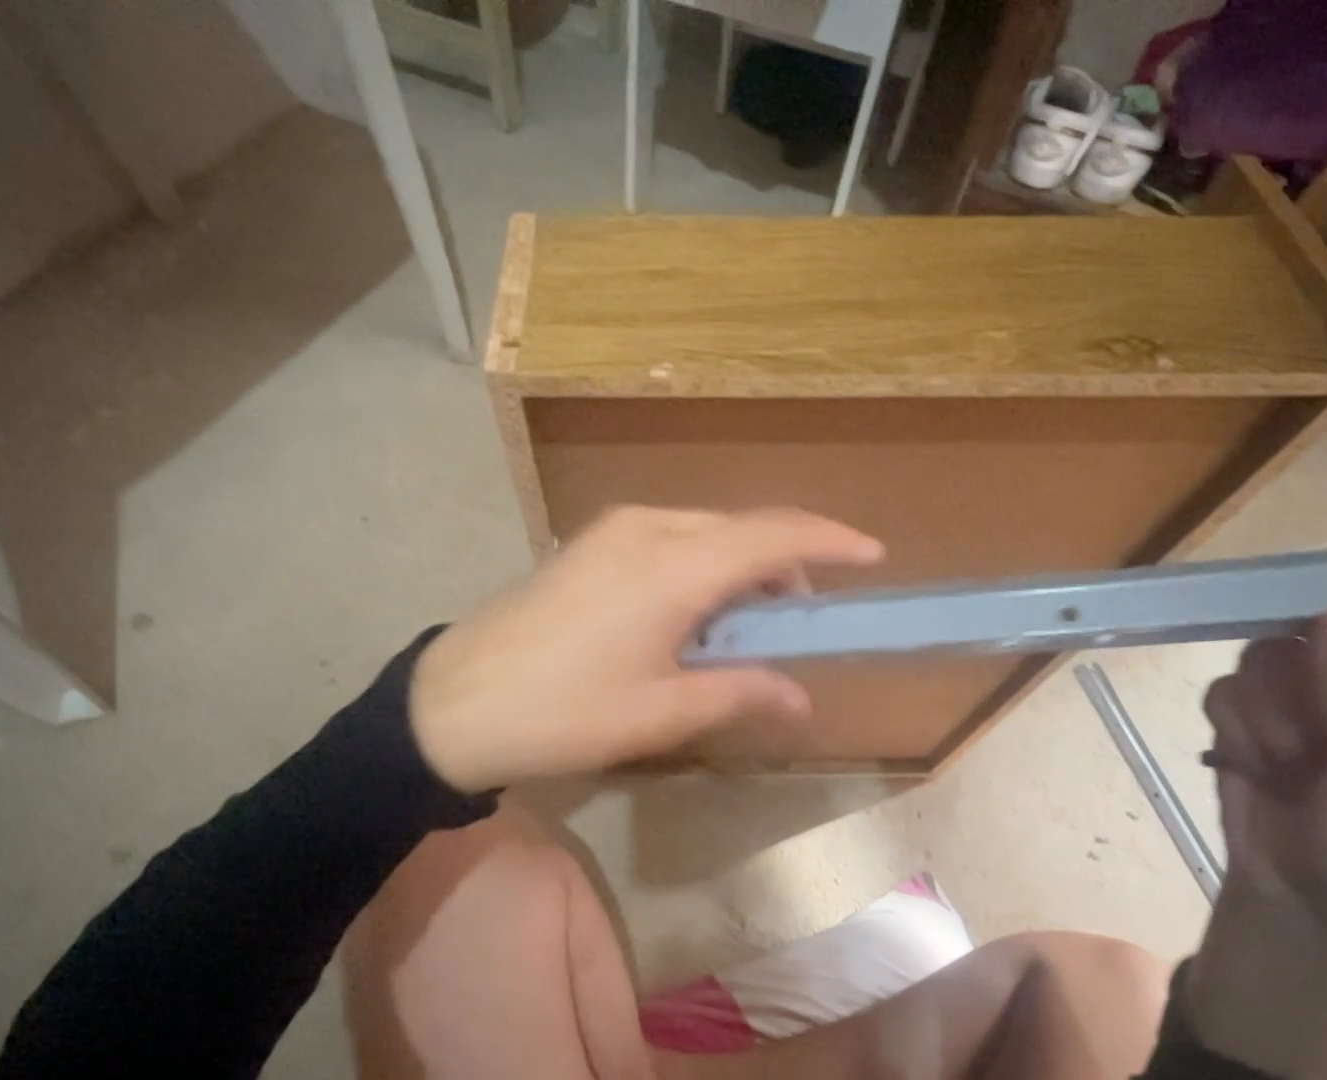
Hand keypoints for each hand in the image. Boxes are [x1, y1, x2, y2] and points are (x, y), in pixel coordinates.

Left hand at [409, 506, 883, 791]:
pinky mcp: (590, 544)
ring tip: (746, 633)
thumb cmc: (564, 711)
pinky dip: (702, 568)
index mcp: (674, 564)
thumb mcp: (661, 713)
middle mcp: (648, 527)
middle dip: (785, 566)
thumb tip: (801, 696)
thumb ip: (740, 693)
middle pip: (741, 529)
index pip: (773, 533)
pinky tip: (694, 617)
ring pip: (705, 533)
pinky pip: (669, 540)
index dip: (830, 540)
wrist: (453, 703)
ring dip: (740, 570)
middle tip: (802, 625)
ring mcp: (613, 529)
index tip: (873, 556)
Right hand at [1185, 605, 1326, 1076]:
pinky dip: (1238, 725)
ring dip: (1271, 707)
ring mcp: (1321, 698)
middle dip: (1312, 666)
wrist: (1307, 920)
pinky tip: (1258, 764)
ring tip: (1290, 761)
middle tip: (1313, 709)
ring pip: (1272, 649)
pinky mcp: (1260, 715)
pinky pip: (1231, 683)